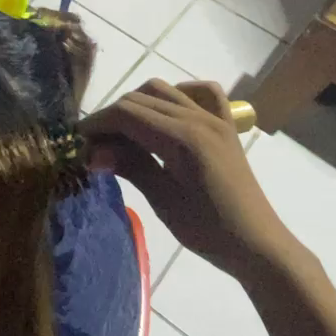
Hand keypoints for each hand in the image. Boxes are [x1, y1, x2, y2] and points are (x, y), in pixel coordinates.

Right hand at [81, 79, 301, 280]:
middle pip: (139, 99)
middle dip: (110, 117)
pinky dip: (176, 95)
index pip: (126, 114)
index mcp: (183, 138)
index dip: (96, 124)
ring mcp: (214, 118)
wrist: (258, 245)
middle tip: (94, 147)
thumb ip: (130, 166)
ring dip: (135, 105)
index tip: (77, 144)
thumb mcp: (163, 201)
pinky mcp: (224, 125)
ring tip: (120, 134)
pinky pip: (199, 93)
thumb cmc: (209, 230)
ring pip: (162, 90)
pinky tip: (163, 114)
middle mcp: (199, 118)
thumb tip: (92, 151)